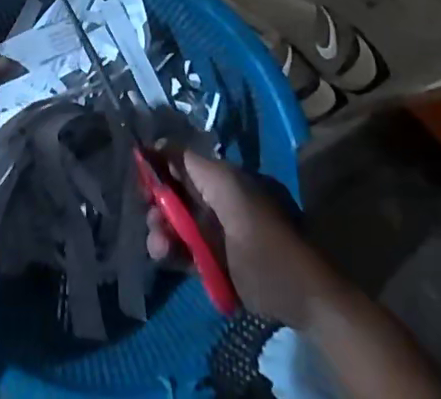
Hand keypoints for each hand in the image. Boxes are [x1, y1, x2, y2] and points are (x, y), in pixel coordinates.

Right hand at [145, 149, 338, 327]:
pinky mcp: (213, 266)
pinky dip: (170, 253)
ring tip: (159, 247)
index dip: (160, 165)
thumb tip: (158, 144)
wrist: (301, 297)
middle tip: (152, 219)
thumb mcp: (229, 191)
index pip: (184, 164)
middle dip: (158, 205)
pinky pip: (183, 252)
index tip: (139, 175)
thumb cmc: (265, 238)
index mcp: (226, 180)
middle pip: (176, 196)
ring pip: (176, 226)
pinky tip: (164, 257)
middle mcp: (218, 203)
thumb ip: (194, 166)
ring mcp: (215, 236)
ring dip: (161, 231)